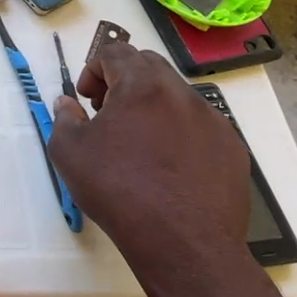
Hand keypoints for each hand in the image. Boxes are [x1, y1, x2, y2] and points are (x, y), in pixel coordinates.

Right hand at [47, 38, 251, 264]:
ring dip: (152, 105)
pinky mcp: (232, 150)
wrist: (183, 245)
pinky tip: (168, 166)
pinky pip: (200, 125)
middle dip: (123, 80)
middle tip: (108, 113)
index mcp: (141, 86)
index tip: (86, 99)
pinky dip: (179, 131)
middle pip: (149, 65)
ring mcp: (214, 122)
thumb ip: (64, 117)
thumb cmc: (118, 190)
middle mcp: (182, 94)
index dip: (94, 68)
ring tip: (139, 142)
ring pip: (177, 95)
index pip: (115, 51)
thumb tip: (68, 104)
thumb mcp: (68, 151)